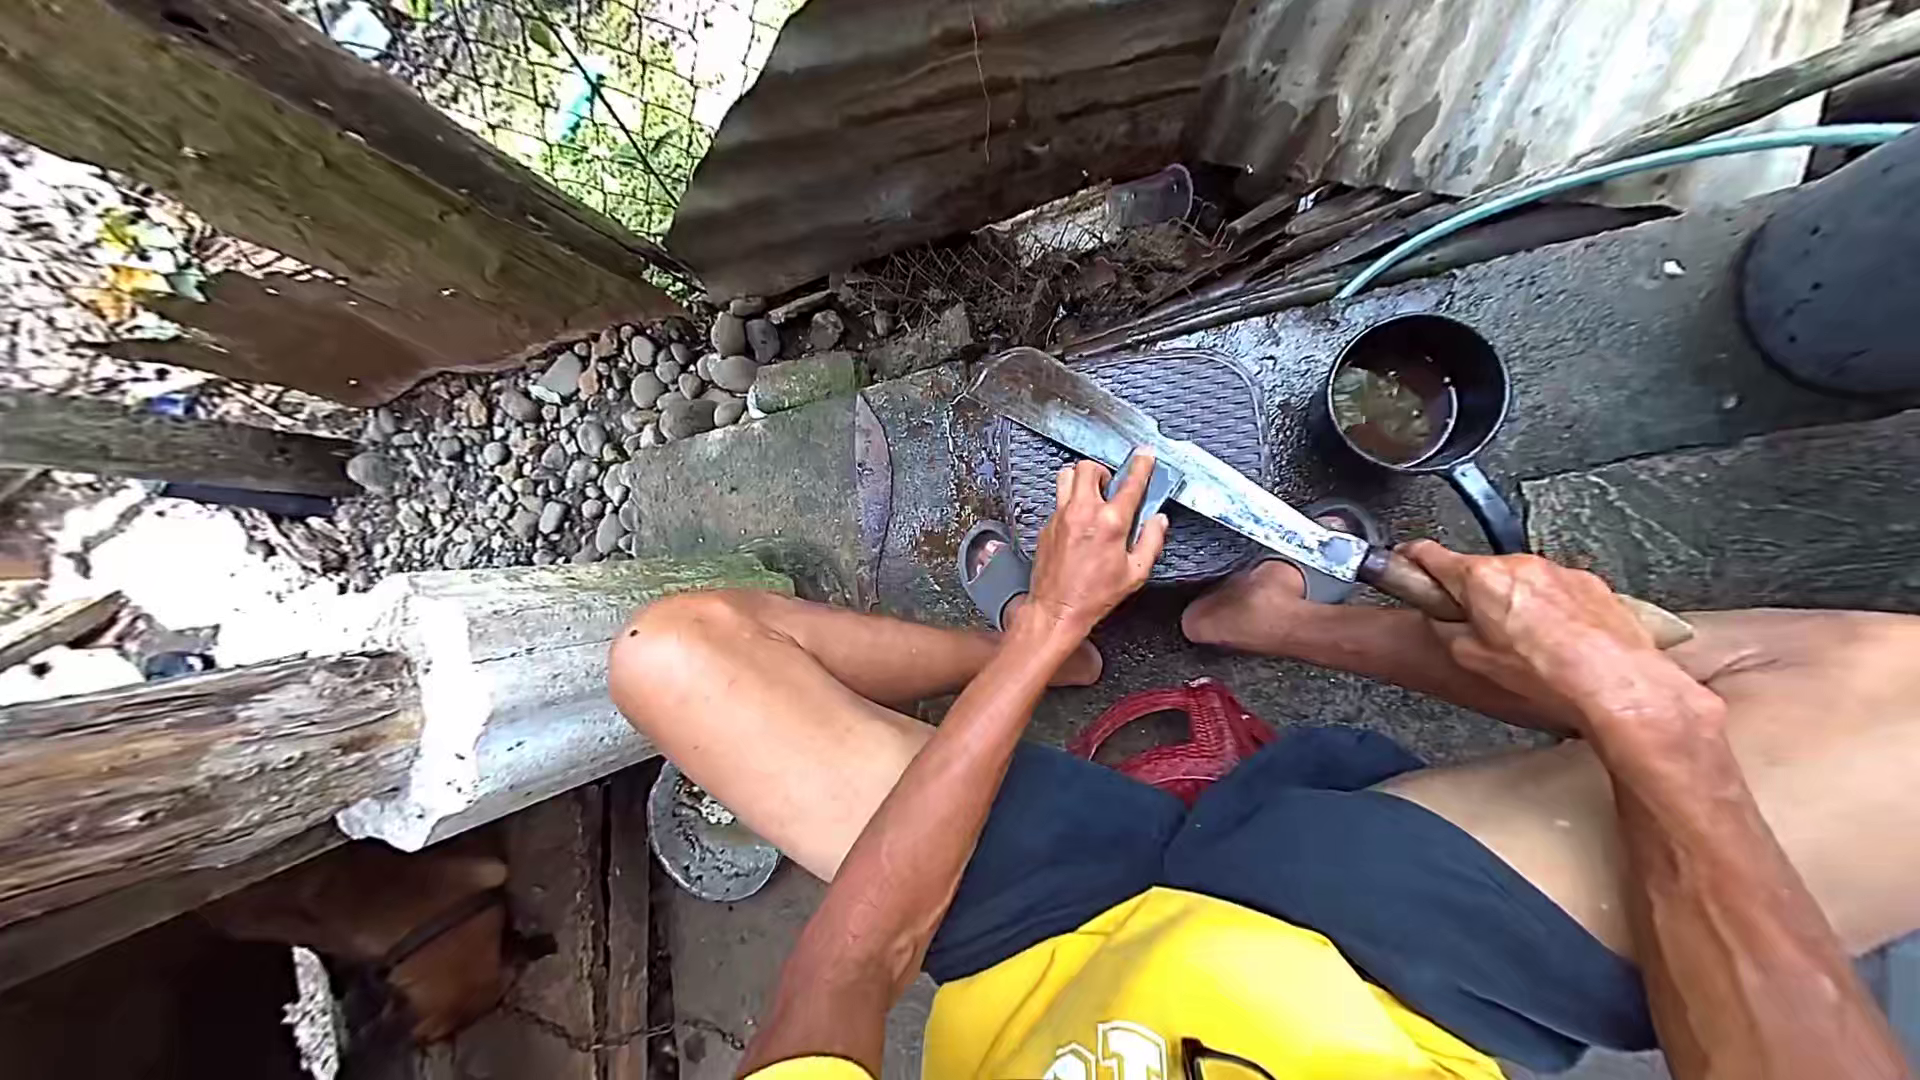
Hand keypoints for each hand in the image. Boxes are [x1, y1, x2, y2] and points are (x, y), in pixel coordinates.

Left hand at [1025, 452, 1168, 638]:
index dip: (1140, 465)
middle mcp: (1082, 512)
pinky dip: (1069, 502)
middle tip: (1110, 488)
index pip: (1130, 483)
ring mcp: (1060, 516)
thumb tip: (1159, 520)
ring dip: (1081, 480)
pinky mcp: (1046, 525)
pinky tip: (1078, 522)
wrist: (1057, 608)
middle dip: (1103, 472)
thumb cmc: (1094, 596)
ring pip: (1066, 476)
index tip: (1144, 455)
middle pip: (1089, 467)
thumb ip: (1151, 540)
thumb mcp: (1135, 573)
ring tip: (1091, 497)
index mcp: (1110, 522)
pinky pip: (1058, 500)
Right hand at [1400, 540, 1723, 742]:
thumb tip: (1444, 619)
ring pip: (1517, 579)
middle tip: (1473, 624)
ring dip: (1511, 599)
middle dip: (1469, 591)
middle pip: (1476, 569)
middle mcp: (1518, 565)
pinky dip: (1547, 607)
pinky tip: (1554, 638)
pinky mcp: (1590, 585)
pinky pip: (1553, 588)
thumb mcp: (1468, 656)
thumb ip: (1445, 627)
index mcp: (1479, 577)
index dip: (1409, 558)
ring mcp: (1558, 573)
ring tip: (1523, 639)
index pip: (1426, 553)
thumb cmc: (1549, 674)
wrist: (1620, 688)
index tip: (1405, 561)